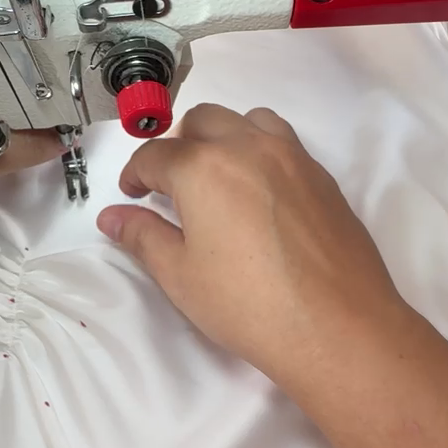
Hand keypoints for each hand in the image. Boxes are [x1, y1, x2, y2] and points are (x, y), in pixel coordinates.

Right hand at [96, 104, 420, 382]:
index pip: (155, 155)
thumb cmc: (248, 305)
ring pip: (250, 121)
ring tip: (219, 178)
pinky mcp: (323, 177)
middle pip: (204, 121)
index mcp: (203, 167)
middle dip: (179, 146)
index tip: (132, 195)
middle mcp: (248, 147)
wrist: (335, 326)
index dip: (135, 174)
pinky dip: (262, 152)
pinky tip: (261, 195)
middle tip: (172, 186)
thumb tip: (112, 217)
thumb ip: (143, 236)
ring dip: (225, 137)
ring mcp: (293, 158)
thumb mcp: (180, 276)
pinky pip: (285, 144)